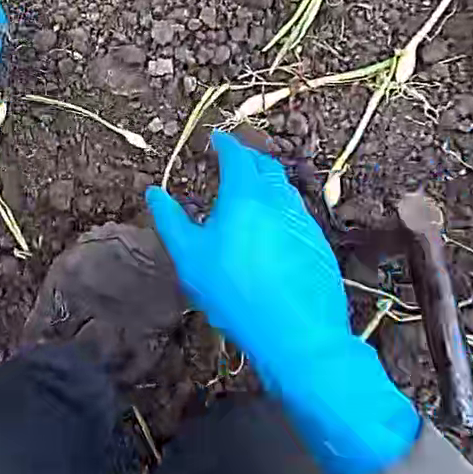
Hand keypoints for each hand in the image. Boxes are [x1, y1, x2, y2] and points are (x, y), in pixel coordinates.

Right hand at [145, 132, 420, 473]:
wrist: (299, 335)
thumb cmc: (235, 292)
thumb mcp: (190, 257)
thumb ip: (170, 220)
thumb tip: (154, 192)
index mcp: (246, 195)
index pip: (237, 155)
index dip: (225, 144)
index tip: (215, 139)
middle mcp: (278, 200)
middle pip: (265, 166)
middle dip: (248, 157)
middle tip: (233, 160)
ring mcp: (303, 221)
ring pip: (283, 189)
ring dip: (266, 181)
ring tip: (249, 192)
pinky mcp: (318, 243)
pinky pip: (295, 212)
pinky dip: (279, 206)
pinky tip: (270, 227)